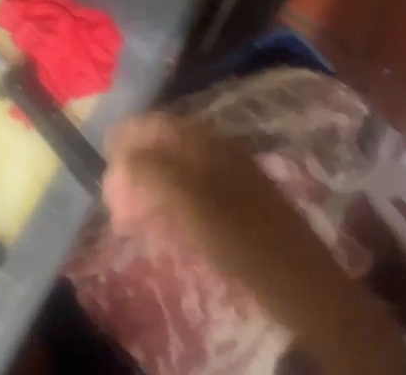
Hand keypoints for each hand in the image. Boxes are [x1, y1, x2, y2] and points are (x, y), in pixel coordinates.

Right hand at [101, 113, 241, 242]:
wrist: (302, 283)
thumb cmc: (241, 239)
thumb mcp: (189, 203)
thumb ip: (149, 170)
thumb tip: (119, 157)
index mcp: (203, 140)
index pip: (152, 123)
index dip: (123, 139)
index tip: (103, 167)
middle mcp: (214, 148)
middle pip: (161, 145)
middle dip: (133, 167)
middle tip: (114, 199)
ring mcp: (228, 174)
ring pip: (173, 169)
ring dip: (147, 188)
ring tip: (129, 216)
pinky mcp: (236, 201)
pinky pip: (189, 190)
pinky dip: (167, 202)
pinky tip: (161, 225)